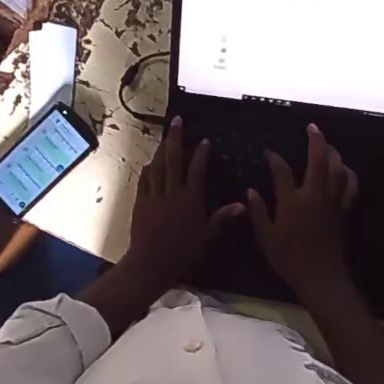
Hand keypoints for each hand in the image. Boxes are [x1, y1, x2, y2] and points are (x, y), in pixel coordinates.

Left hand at [121, 118, 244, 288]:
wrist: (151, 262)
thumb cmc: (183, 252)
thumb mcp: (207, 236)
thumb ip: (222, 218)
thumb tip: (242, 205)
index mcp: (190, 199)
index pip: (197, 169)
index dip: (200, 153)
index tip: (204, 140)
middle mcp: (172, 192)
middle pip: (173, 159)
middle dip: (175, 138)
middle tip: (177, 121)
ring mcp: (154, 195)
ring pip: (157, 166)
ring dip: (161, 150)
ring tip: (165, 137)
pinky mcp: (140, 202)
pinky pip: (144, 180)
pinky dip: (148, 169)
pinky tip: (150, 163)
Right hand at [249, 124, 358, 294]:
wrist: (321, 276)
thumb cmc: (289, 259)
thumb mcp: (266, 238)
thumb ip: (258, 213)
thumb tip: (251, 192)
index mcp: (292, 201)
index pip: (281, 171)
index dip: (274, 158)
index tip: (268, 152)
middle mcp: (314, 195)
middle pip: (318, 160)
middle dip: (315, 141)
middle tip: (312, 127)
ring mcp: (332, 202)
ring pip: (337, 169)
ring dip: (333, 153)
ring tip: (327, 144)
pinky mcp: (343, 210)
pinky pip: (350, 186)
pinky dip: (348, 174)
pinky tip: (345, 169)